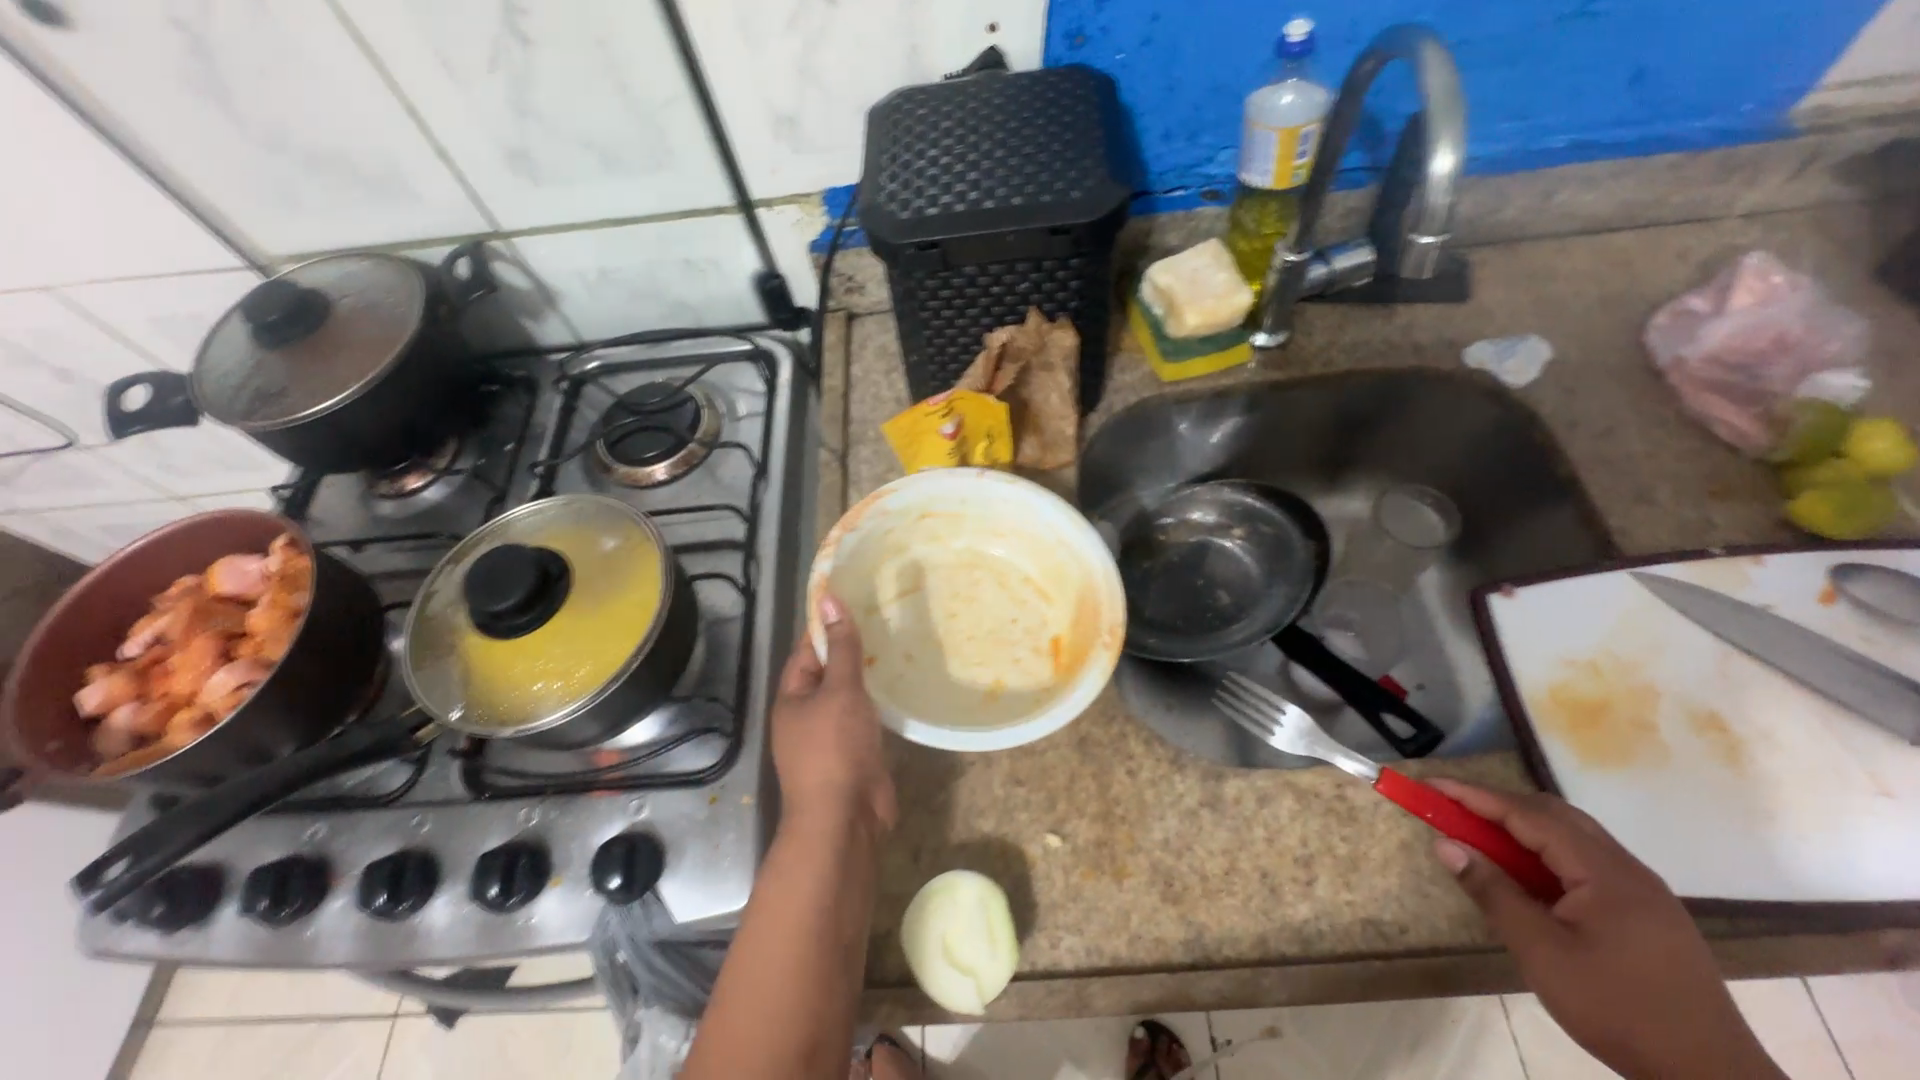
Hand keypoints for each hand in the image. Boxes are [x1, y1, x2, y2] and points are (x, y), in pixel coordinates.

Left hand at [770, 594, 895, 836]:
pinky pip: (864, 721)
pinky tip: (900, 690)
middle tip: (885, 619)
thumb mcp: (841, 691)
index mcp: (792, 697)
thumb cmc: (835, 749)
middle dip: (851, 650)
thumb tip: (830, 599)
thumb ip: (842, 647)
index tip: (855, 600)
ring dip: (867, 678)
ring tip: (896, 647)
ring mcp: (830, 737)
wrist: (844, 818)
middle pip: (828, 673)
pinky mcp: (853, 755)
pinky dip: (878, 705)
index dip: (828, 625)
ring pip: (848, 698)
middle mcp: (806, 715)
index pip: (808, 649)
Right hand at [1429, 780, 1784, 1079]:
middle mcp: (1627, 869)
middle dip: (1499, 806)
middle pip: (1555, 816)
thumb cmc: (1617, 1008)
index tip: (1432, 785)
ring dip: (1523, 830)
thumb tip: (1446, 845)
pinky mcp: (1648, 915)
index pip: (1529, 815)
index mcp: (1604, 871)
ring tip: (1480, 840)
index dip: (1476, 796)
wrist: (1709, 1074)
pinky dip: (1547, 856)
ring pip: (1574, 839)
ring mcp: (1643, 891)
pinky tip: (1528, 879)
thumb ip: (1493, 893)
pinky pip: (1588, 864)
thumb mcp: (1541, 952)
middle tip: (1450, 809)